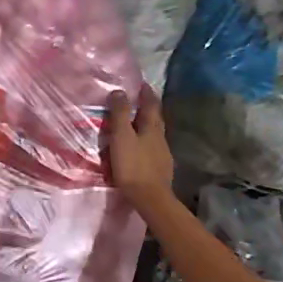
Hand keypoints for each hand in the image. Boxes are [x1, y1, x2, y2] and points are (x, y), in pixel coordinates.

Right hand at [105, 86, 174, 209]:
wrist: (150, 198)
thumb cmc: (133, 165)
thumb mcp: (122, 137)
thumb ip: (120, 114)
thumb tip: (120, 91)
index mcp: (151, 127)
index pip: (151, 104)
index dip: (146, 92)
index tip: (141, 83)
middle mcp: (160, 137)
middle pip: (155, 118)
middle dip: (148, 107)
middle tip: (138, 100)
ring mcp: (162, 154)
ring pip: (155, 133)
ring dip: (146, 125)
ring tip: (135, 123)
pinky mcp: (160, 168)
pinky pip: (152, 148)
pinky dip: (145, 142)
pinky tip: (139, 148)